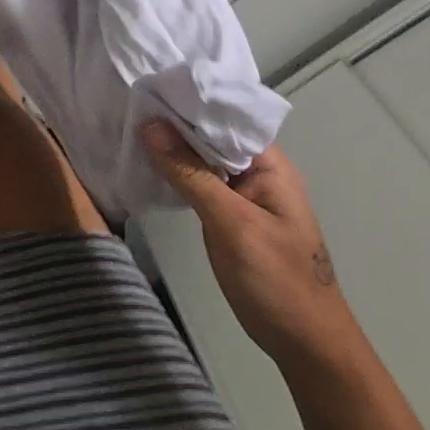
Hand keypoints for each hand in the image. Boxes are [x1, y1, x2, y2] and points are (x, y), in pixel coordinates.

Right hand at [142, 121, 364, 366]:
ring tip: (124, 126)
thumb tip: (150, 125)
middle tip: (123, 102)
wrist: (306, 344)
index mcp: (269, 166)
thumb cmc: (278, 280)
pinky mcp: (227, 214)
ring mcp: (242, 194)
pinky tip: (143, 164)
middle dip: (171, 121)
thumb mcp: (232, 224)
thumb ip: (191, 174)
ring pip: (199, 158)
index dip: (186, 100)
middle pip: (209, 134)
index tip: (144, 85)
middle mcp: (256, 173)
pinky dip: (172, 171)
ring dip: (168, 146)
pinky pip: (196, 180)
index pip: (224, 117)